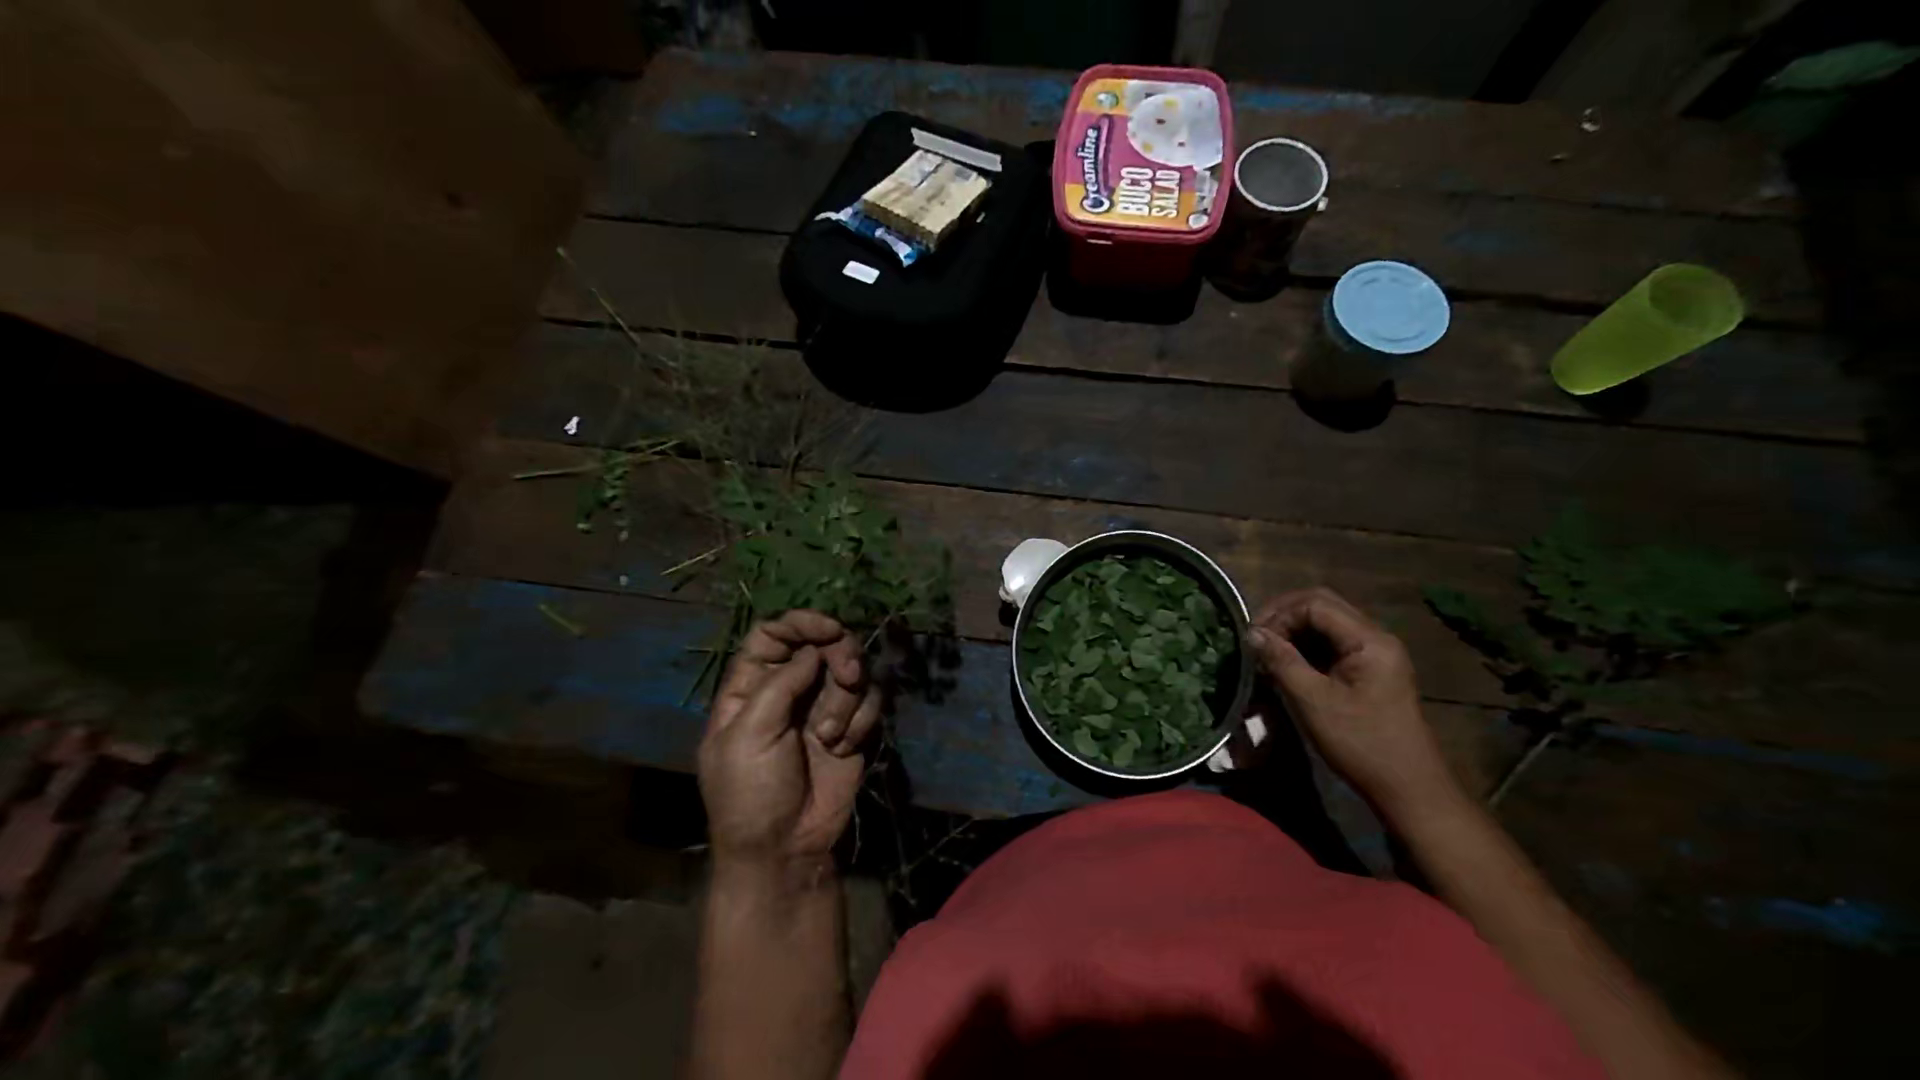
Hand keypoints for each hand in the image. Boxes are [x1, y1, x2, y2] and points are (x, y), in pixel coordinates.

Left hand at [698, 611, 881, 867]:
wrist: (785, 850)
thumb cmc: (751, 793)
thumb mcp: (749, 735)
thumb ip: (779, 684)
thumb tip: (812, 650)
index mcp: (751, 687)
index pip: (773, 634)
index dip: (800, 622)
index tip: (827, 627)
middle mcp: (789, 689)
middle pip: (820, 644)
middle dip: (839, 654)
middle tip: (848, 675)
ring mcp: (822, 708)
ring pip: (850, 671)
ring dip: (846, 699)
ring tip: (830, 736)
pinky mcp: (852, 728)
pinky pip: (870, 701)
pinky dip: (861, 720)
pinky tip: (843, 747)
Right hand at [1247, 588, 1456, 814]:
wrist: (1407, 787)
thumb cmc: (1360, 743)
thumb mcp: (1313, 701)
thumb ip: (1281, 661)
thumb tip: (1252, 633)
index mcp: (1369, 640)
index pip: (1315, 604)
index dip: (1279, 614)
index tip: (1254, 638)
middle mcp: (1376, 637)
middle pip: (1322, 606)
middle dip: (1284, 616)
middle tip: (1256, 638)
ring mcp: (1375, 654)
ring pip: (1326, 624)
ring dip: (1293, 631)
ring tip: (1267, 652)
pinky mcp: (1370, 670)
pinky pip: (1333, 643)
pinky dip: (1306, 647)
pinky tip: (1287, 664)